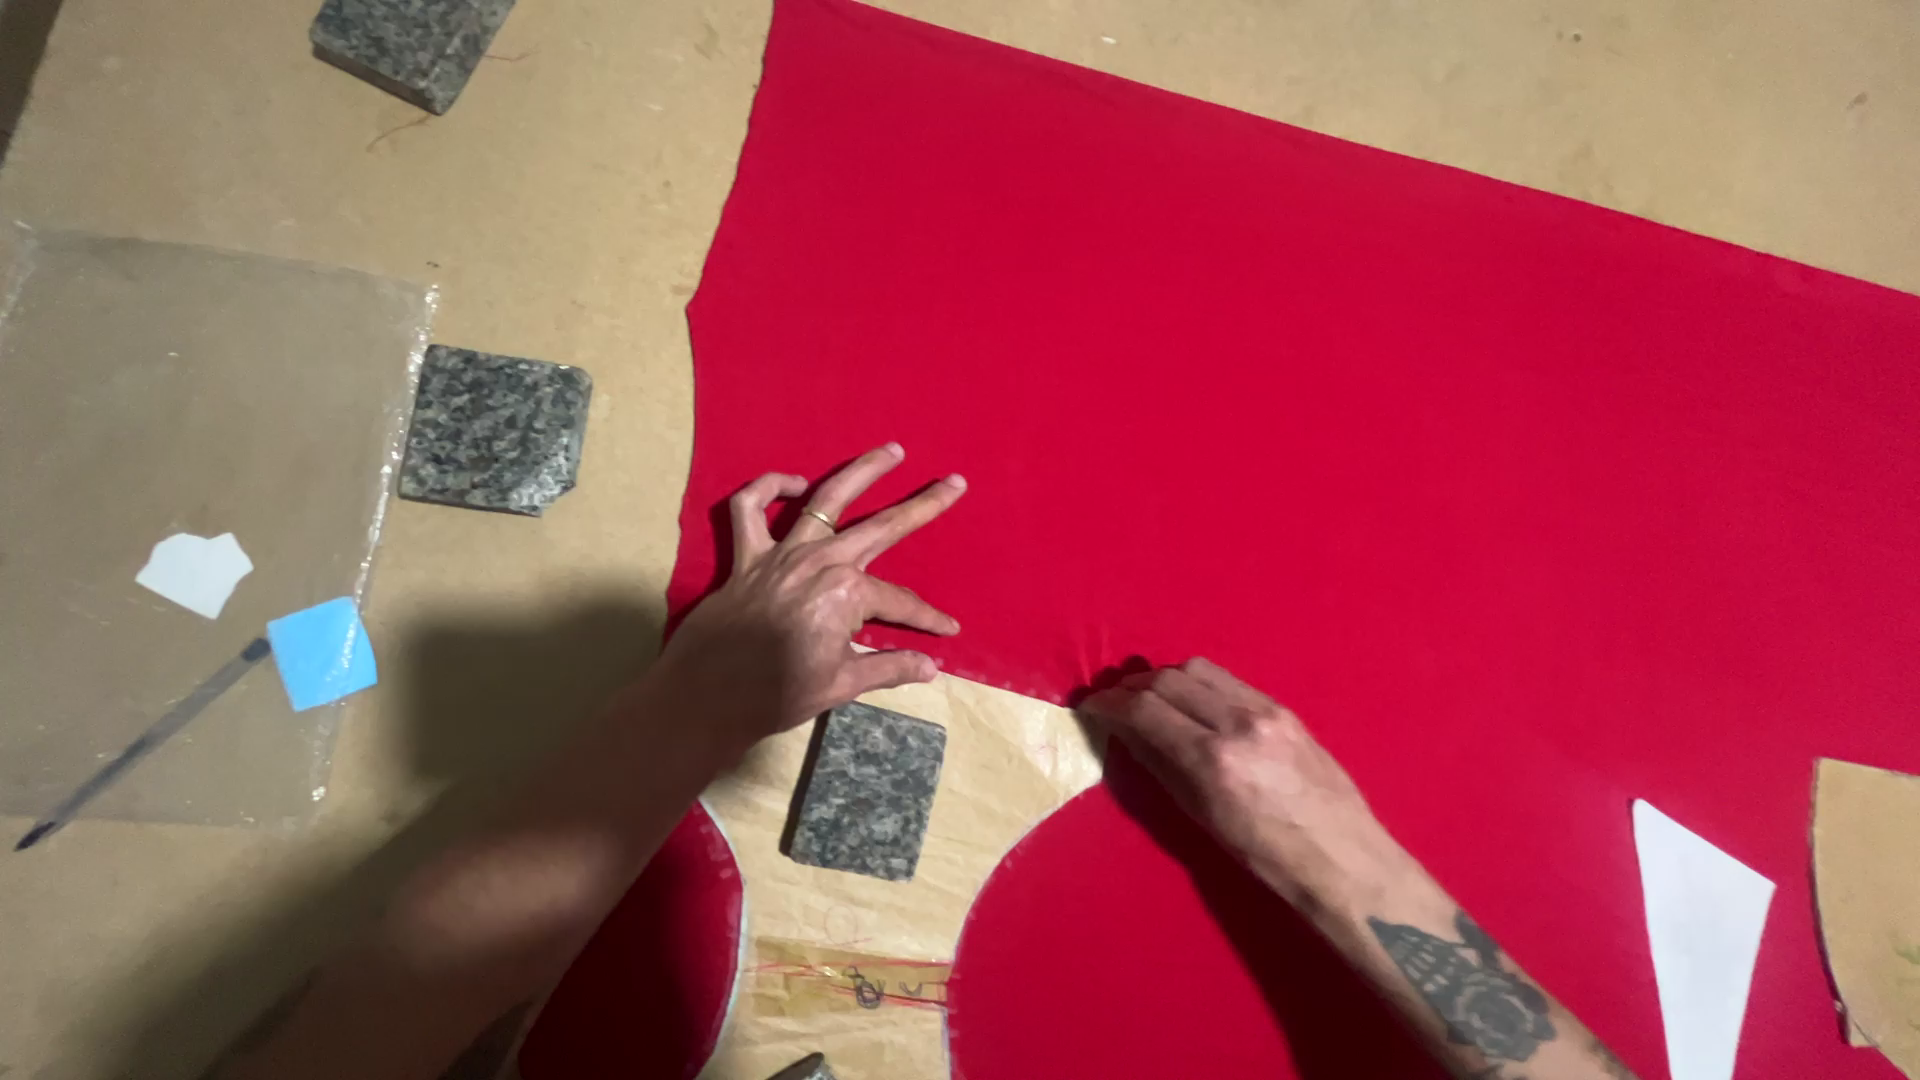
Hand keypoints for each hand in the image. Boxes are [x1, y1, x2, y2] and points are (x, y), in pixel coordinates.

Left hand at [651, 442, 967, 756]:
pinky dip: (769, 489)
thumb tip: (931, 666)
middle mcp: (820, 560)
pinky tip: (794, 483)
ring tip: (891, 451)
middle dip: (922, 506)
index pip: (900, 602)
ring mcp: (782, 552)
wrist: (704, 699)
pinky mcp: (747, 555)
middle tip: (954, 484)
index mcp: (847, 592)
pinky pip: (750, 508)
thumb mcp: (842, 683)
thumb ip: (890, 667)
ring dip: (863, 471)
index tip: (948, 632)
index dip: (927, 619)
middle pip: (882, 527)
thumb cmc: (777, 694)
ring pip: (826, 497)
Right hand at [1084, 658, 1404, 913]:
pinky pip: (1226, 679)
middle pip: (1166, 680)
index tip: (1090, 707)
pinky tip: (1191, 701)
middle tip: (1114, 701)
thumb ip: (1160, 765)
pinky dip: (1197, 682)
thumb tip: (1125, 732)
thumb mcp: (1201, 817)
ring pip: (1195, 668)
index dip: (1109, 703)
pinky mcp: (1283, 707)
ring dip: (1162, 678)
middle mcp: (1237, 723)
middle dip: (1130, 686)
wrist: (1344, 862)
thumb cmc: (1266, 857)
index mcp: (1213, 760)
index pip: (1144, 710)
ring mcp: (1265, 710)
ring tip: (1150, 698)